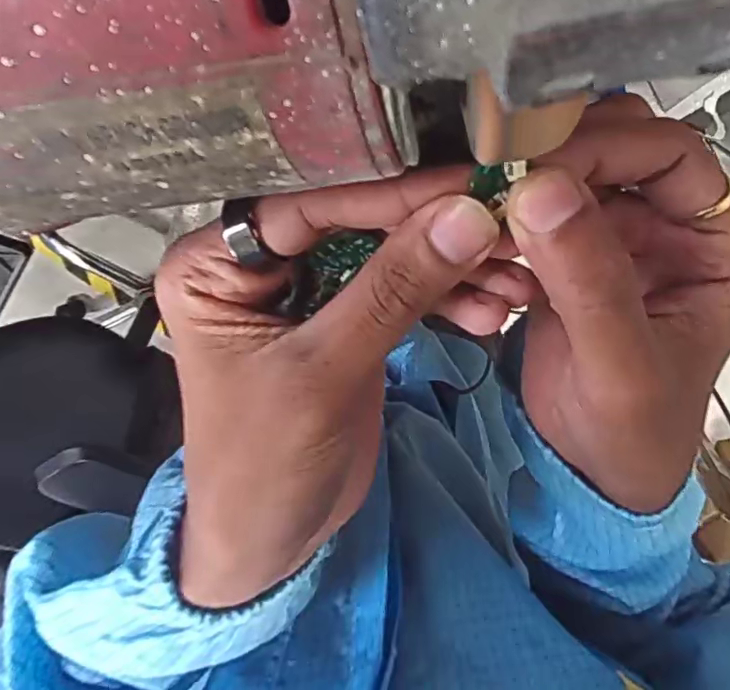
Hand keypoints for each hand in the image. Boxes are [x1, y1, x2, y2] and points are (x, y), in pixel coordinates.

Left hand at [155, 169, 534, 607]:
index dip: (390, 196)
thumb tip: (463, 216)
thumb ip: (393, 289)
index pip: (308, 206)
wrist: (270, 544)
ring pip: (384, 251)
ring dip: (450, 265)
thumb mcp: (325, 372)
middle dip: (432, 232)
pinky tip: (489, 309)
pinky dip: (444, 296)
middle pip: (354, 222)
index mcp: (215, 261)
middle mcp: (256, 259)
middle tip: (504, 228)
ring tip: (514, 277)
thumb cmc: (264, 463)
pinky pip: (396, 287)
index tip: (467, 186)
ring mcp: (304, 284)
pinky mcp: (341, 311)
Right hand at [503, 95, 729, 512]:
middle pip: (616, 139)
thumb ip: (591, 283)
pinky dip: (503, 204)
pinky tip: (485, 238)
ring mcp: (618, 224)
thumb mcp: (621, 368)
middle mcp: (672, 219)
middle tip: (496, 172)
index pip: (669, 153)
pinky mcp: (570, 237)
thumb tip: (543, 188)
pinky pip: (534, 192)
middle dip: (554, 152)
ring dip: (522, 176)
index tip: (533, 170)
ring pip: (567, 159)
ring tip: (484, 210)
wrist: (588, 461)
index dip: (602, 149)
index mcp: (718, 243)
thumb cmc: (630, 432)